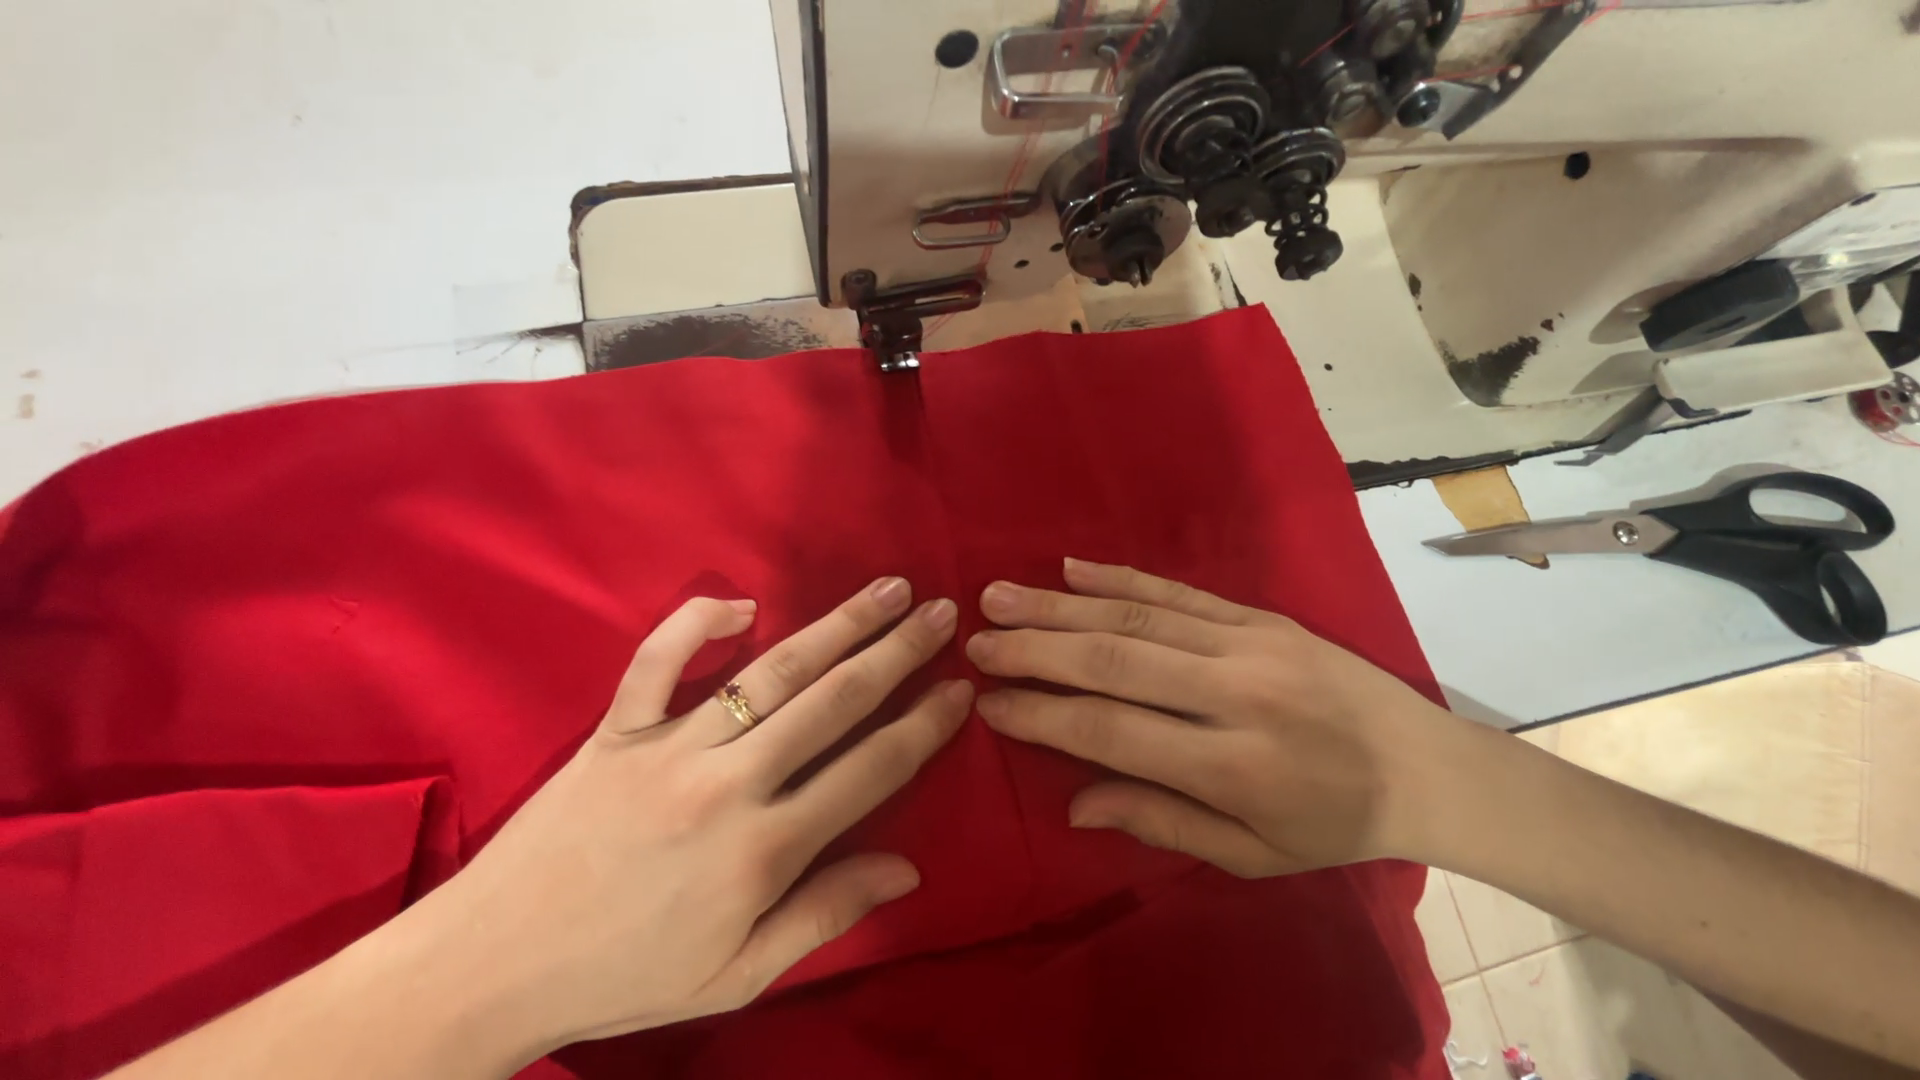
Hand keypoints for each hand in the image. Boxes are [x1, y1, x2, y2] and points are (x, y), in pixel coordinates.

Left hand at [415, 578, 970, 1058]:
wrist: (493, 964)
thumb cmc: (626, 975)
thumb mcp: (739, 973)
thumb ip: (826, 914)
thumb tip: (907, 867)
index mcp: (764, 850)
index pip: (870, 769)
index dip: (924, 726)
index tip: (960, 687)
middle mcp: (728, 784)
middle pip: (833, 703)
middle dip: (897, 654)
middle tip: (940, 613)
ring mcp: (669, 747)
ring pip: (772, 672)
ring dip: (836, 627)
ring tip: (885, 591)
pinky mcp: (615, 729)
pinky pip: (658, 660)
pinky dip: (697, 623)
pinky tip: (743, 604)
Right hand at [967, 559, 1455, 876]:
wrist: (1427, 768)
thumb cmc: (1331, 824)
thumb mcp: (1249, 852)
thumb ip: (1160, 820)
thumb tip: (1073, 802)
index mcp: (1231, 763)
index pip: (1111, 730)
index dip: (1042, 715)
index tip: (988, 703)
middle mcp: (1235, 692)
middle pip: (1114, 660)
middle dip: (1036, 649)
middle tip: (975, 639)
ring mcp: (1250, 643)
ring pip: (1137, 615)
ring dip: (1061, 605)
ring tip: (1001, 596)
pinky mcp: (1263, 616)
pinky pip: (1180, 591)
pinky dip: (1121, 577)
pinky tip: (1071, 568)